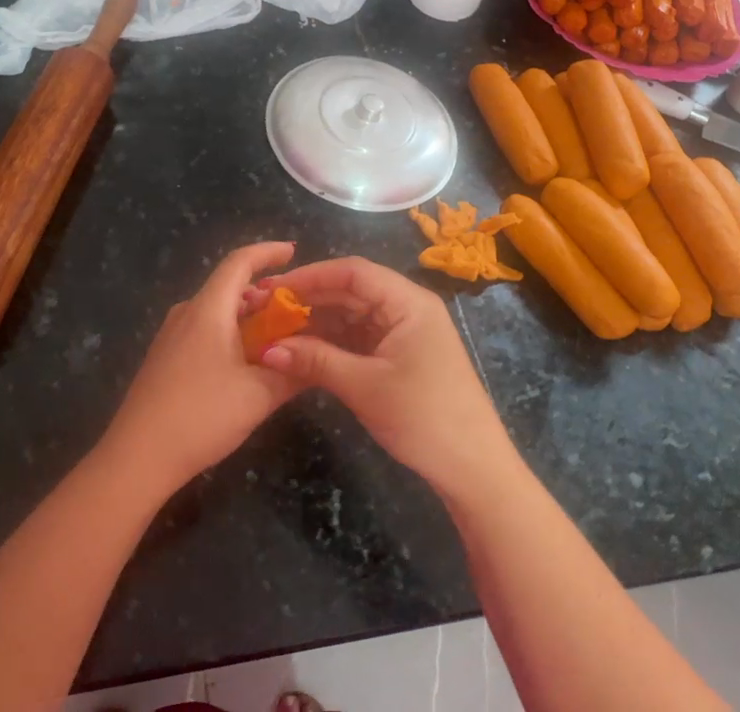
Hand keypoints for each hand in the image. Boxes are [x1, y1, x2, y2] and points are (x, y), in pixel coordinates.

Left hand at [100, 242, 302, 492]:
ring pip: (217, 312)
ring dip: (249, 318)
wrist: (138, 456)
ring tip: (280, 337)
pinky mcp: (165, 358)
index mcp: (207, 310)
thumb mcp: (259, 396)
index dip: (267, 252)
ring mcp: (171, 337)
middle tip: (299, 310)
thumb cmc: (200, 416)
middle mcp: (186, 314)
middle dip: (265, 293)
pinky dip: (231, 334)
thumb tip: (319, 359)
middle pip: (229, 288)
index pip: (239, 263)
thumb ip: (293, 372)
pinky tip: (248, 362)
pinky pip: (204, 331)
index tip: (293, 251)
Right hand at [258, 258, 521, 500]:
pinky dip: (332, 342)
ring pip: (353, 314)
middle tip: (267, 311)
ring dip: (318, 322)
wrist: (473, 467)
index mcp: (409, 302)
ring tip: (278, 331)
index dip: (310, 276)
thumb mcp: (363, 386)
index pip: (353, 271)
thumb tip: (266, 350)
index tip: (273, 289)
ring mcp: (406, 332)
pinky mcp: (402, 355)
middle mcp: (408, 308)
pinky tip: (303, 350)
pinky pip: (360, 337)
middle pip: (352, 290)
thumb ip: (314, 361)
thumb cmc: (424, 417)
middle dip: (310, 299)